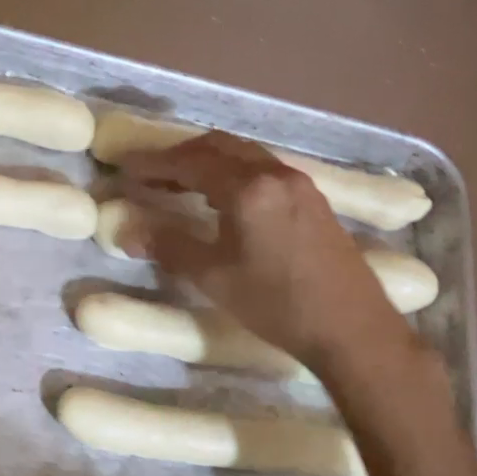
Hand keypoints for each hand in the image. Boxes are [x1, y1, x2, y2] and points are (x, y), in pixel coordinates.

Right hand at [119, 133, 410, 368]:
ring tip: (179, 185)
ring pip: (243, 156)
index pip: (191, 162)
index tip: (125, 168)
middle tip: (149, 174)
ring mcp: (299, 185)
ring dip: (208, 162)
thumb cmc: (277, 304)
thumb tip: (127, 233)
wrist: (352, 329)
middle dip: (180, 155)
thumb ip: (169, 247)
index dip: (154, 163)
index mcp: (249, 188)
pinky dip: (232, 173)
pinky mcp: (313, 201)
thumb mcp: (214, 278)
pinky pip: (262, 170)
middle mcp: (275, 174)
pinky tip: (221, 201)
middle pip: (219, 146)